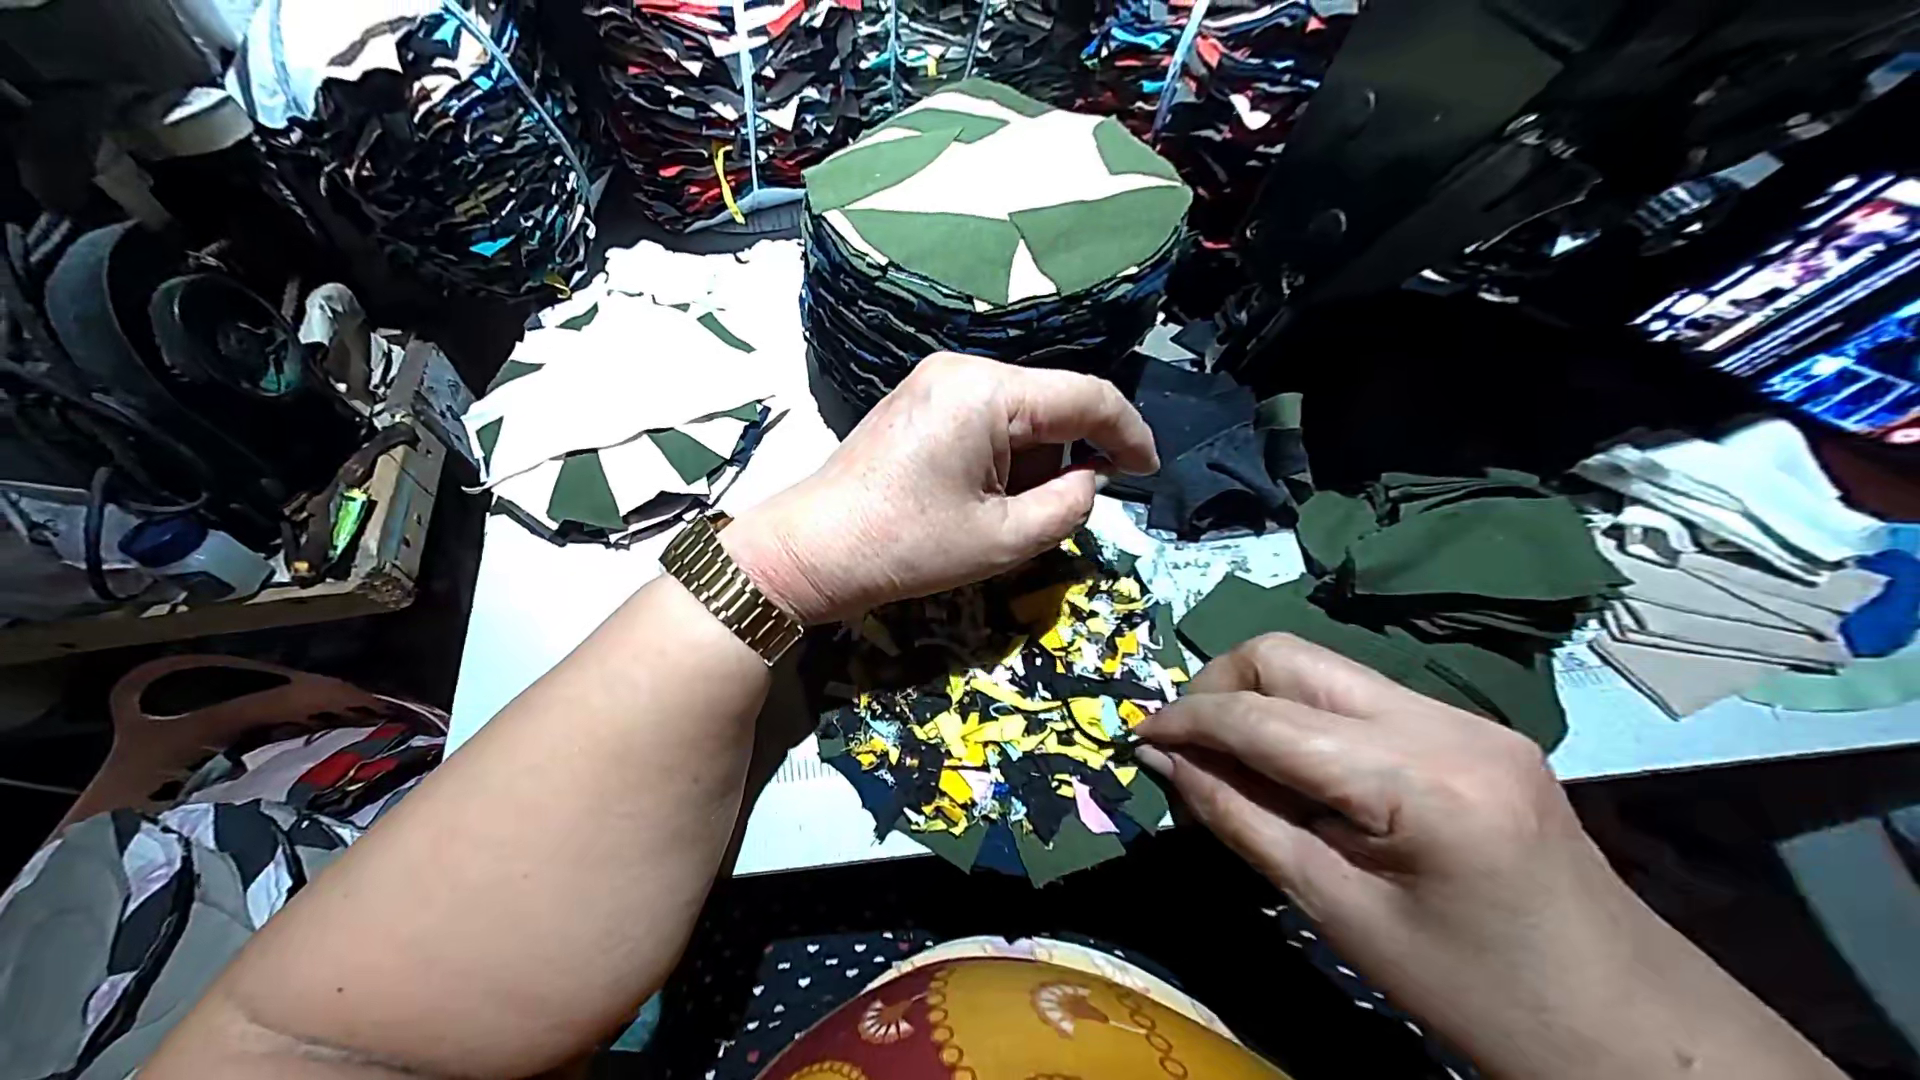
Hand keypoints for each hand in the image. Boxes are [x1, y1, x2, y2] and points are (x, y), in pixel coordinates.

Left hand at [722, 353, 1156, 623]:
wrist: (812, 550)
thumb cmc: (907, 547)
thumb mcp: (1005, 539)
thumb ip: (1069, 505)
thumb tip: (1088, 479)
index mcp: (988, 391)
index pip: (1087, 396)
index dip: (1128, 433)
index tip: (1148, 471)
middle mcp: (963, 368)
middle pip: (1051, 402)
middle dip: (1071, 454)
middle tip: (1066, 509)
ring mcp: (936, 381)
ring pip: (1020, 412)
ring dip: (1034, 460)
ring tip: (1005, 514)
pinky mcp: (921, 402)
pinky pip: (986, 418)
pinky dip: (1004, 456)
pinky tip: (982, 496)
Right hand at [1135, 633, 1843, 1079]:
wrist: (1635, 1030)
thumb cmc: (1474, 993)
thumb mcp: (1334, 911)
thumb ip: (1238, 819)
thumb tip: (1167, 762)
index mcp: (1418, 780)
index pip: (1264, 715)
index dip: (1187, 719)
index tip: (1139, 735)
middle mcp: (1443, 720)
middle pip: (1288, 654)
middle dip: (1217, 687)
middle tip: (1187, 742)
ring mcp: (1462, 715)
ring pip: (1317, 665)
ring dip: (1255, 697)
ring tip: (1228, 754)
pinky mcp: (1467, 726)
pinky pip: (1352, 694)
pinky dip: (1297, 715)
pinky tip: (1288, 763)